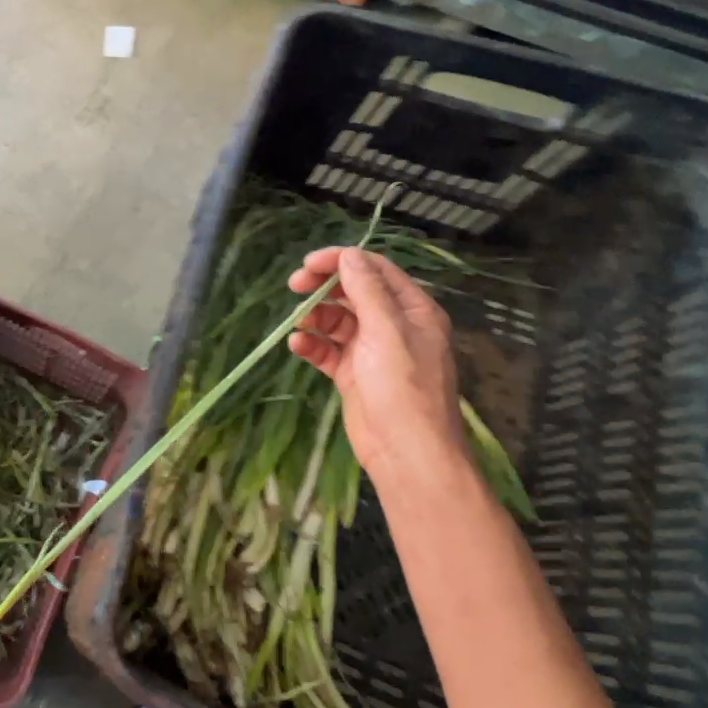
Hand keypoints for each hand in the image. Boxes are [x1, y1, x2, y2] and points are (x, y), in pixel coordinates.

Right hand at [287, 246, 469, 488]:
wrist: (407, 452)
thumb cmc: (404, 388)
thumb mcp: (386, 332)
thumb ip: (367, 291)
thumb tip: (349, 255)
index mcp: (412, 311)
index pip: (375, 270)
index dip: (342, 261)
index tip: (308, 264)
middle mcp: (393, 325)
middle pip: (353, 292)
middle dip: (324, 287)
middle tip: (295, 286)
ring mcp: (372, 350)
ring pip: (336, 320)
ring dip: (315, 317)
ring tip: (300, 325)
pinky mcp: (352, 373)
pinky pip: (327, 349)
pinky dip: (312, 344)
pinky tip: (299, 346)